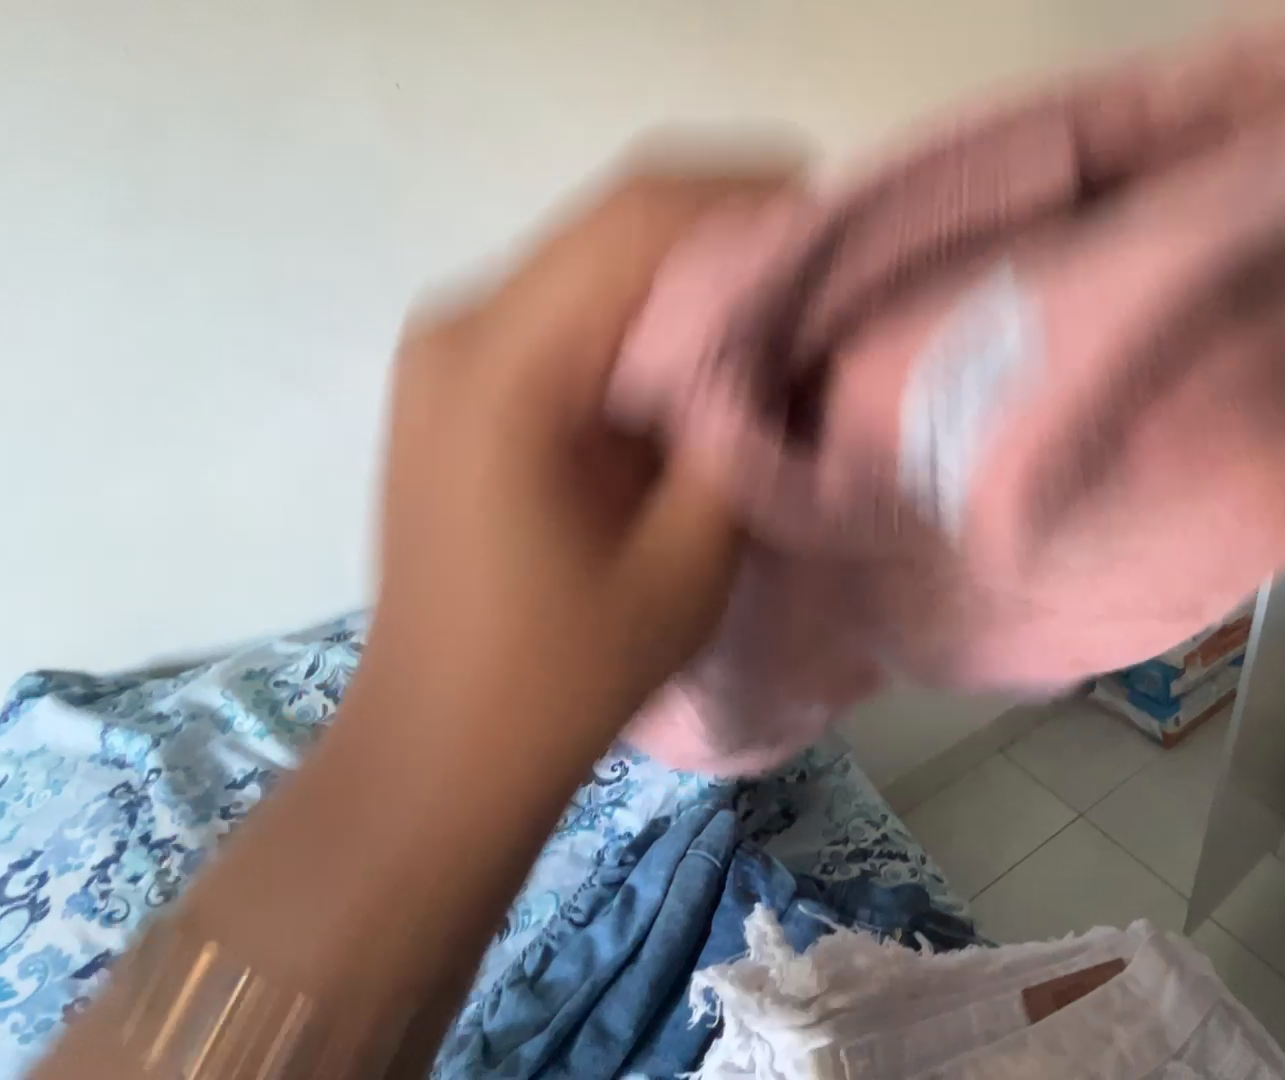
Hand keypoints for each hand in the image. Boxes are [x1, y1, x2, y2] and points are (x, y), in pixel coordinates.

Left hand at [361, 153, 800, 761]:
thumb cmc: (569, 668)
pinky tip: (714, 348)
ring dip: (696, 270)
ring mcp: (453, 352)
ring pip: (599, 262)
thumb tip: (794, 344)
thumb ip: (745, 432)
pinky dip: (655, 314)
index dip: (750, 204)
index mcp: (508, 369)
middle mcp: (463, 328)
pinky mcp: (466, 383)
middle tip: (826, 261)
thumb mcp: (691, 553)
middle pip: (616, 227)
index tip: (837, 224)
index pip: (640, 225)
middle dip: (731, 229)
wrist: (447, 743)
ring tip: (787, 300)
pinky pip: (577, 311)